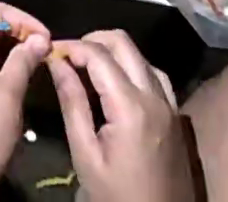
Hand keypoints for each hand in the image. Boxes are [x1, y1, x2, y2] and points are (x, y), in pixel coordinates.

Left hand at [0, 4, 51, 200]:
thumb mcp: (9, 91)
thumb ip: (24, 58)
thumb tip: (40, 37)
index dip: (23, 19)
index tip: (47, 37)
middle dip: (23, 34)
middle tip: (48, 50)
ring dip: (19, 51)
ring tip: (42, 63)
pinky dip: (11, 66)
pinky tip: (28, 78)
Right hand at [48, 30, 193, 201]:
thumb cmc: (116, 199)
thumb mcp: (86, 155)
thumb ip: (72, 103)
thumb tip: (56, 62)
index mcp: (130, 106)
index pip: (98, 54)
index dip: (72, 46)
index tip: (51, 51)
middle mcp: (154, 96)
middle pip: (122, 42)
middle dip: (92, 41)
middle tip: (69, 57)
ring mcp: (169, 105)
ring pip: (140, 55)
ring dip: (113, 52)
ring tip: (89, 69)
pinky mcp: (176, 116)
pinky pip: (155, 75)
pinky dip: (134, 67)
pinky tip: (118, 84)